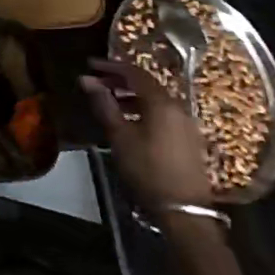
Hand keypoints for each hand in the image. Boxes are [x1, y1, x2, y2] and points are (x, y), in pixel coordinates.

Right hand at [82, 58, 212, 212]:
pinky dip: (143, 108)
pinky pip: (163, 112)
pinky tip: (129, 119)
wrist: (183, 209)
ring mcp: (186, 123)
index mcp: (161, 103)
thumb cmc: (146, 168)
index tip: (90, 64)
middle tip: (97, 81)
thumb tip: (86, 79)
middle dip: (120, 79)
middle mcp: (177, 107)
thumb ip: (103, 104)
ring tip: (109, 100)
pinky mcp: (188, 138)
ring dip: (131, 94)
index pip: (135, 73)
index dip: (111, 66)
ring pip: (155, 99)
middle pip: (147, 84)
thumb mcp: (119, 135)